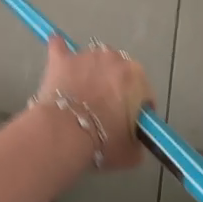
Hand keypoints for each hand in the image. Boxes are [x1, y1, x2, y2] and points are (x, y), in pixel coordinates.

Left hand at [34, 34, 152, 170]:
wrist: (65, 132)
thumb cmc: (104, 142)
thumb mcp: (132, 154)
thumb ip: (138, 141)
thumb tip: (133, 138)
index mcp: (136, 76)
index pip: (144, 92)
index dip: (137, 110)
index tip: (128, 124)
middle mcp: (112, 58)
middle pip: (118, 72)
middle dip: (114, 87)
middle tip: (104, 112)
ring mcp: (85, 54)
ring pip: (92, 61)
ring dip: (90, 73)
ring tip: (80, 97)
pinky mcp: (61, 57)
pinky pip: (60, 47)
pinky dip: (60, 51)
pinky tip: (58, 55)